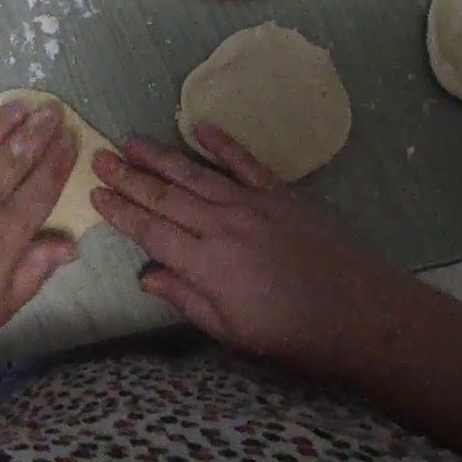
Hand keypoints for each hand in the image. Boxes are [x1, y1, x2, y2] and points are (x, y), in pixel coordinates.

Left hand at [0, 99, 80, 359]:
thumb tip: (71, 244)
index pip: (41, 188)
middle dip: (37, 132)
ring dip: (2, 121)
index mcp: (4, 233)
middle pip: (15, 158)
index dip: (59, 162)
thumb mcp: (1, 305)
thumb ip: (35, 270)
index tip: (71, 139)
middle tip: (52, 110)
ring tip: (20, 103)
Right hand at [90, 123, 431, 374]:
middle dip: (127, 176)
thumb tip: (145, 274)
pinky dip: (222, 143)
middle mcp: (220, 225)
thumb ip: (184, 298)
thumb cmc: (293, 334)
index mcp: (205, 263)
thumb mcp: (230, 331)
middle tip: (99, 157)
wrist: (367, 317)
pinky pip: (245, 163)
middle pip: (163, 196)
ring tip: (129, 141)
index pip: (149, 229)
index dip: (119, 211)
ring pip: (193, 174)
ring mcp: (250, 205)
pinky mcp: (280, 195)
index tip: (95, 194)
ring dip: (158, 156)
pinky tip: (200, 127)